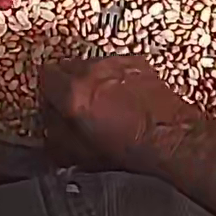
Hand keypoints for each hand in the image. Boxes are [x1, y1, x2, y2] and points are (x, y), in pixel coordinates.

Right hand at [40, 55, 210, 176]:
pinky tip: (122, 96)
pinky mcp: (135, 61)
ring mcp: (115, 63)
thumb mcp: (82, 153)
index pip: (44, 76)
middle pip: (65, 66)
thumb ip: (57, 137)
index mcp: (74, 94)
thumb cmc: (130, 149)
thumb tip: (50, 130)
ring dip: (90, 79)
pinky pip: (113, 64)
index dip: (47, 93)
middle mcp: (92, 72)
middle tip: (76, 105)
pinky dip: (112, 76)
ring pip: (90, 63)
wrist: (170, 137)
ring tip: (103, 103)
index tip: (53, 105)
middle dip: (66, 84)